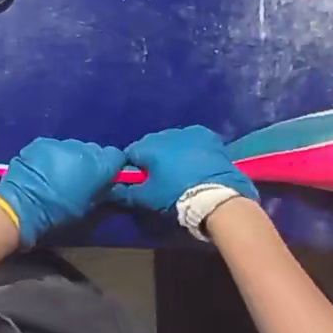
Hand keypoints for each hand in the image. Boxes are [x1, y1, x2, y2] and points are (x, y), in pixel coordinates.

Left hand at [0, 137, 125, 245]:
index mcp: (98, 165)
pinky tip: (43, 170)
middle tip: (80, 179)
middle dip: (90, 162)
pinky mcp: (40, 142)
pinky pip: (53, 147)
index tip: (105, 178)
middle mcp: (82, 148)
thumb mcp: (89, 208)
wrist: (22, 206)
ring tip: (59, 175)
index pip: (116, 156)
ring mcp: (59, 143)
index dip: (112, 167)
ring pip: (73, 148)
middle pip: (94, 150)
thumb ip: (105, 193)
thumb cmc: (59, 213)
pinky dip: (52, 156)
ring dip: (70, 158)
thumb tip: (115, 187)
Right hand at [113, 126, 257, 214]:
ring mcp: (188, 132)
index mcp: (147, 147)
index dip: (134, 168)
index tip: (140, 181)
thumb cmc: (176, 197)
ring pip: (172, 141)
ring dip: (172, 152)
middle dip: (153, 158)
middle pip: (151, 145)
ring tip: (180, 171)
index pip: (130, 153)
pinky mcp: (208, 136)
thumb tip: (114, 189)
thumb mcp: (146, 199)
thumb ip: (126, 192)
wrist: (217, 199)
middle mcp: (165, 134)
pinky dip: (191, 148)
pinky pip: (192, 139)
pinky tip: (196, 162)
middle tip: (160, 178)